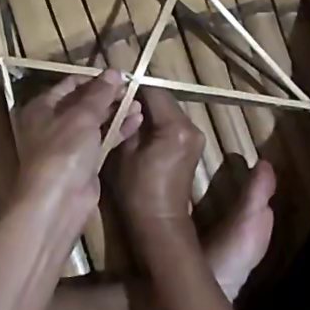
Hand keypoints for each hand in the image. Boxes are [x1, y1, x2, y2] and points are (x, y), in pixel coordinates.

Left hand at [7, 71, 139, 231]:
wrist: (59, 200)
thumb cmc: (64, 151)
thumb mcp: (82, 116)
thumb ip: (100, 93)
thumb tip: (114, 71)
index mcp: (43, 108)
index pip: (69, 84)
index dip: (93, 78)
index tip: (118, 74)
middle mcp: (54, 124)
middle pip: (84, 103)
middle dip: (109, 95)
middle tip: (133, 88)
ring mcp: (70, 144)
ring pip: (96, 121)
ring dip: (117, 112)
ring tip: (139, 103)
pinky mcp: (85, 161)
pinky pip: (104, 139)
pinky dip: (119, 130)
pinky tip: (138, 121)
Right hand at [106, 87, 205, 233]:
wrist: (161, 222)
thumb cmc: (138, 191)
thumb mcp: (124, 154)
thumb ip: (127, 123)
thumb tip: (124, 102)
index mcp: (175, 128)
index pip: (155, 93)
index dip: (133, 88)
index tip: (113, 89)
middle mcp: (191, 127)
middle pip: (165, 100)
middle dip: (141, 98)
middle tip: (116, 101)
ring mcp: (196, 136)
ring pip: (170, 111)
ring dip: (150, 110)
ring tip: (125, 114)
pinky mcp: (194, 145)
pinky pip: (174, 124)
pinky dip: (158, 123)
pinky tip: (139, 129)